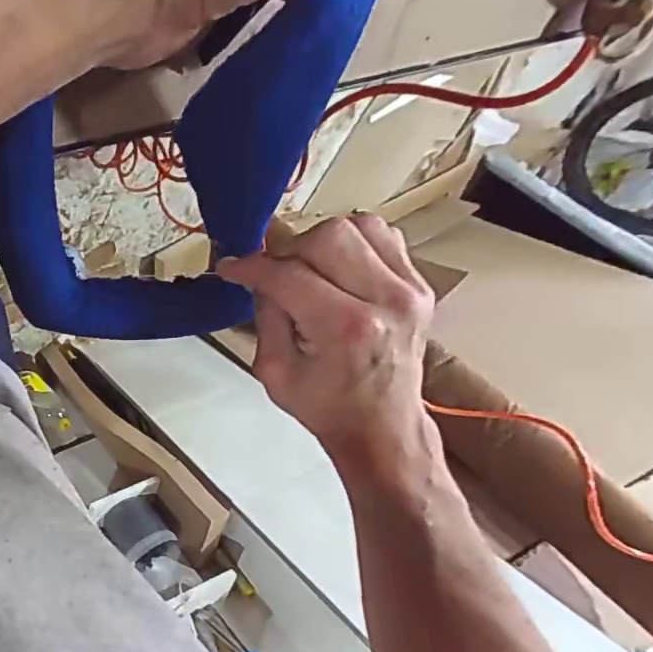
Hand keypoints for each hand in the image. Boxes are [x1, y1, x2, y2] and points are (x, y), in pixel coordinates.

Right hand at [215, 214, 435, 475]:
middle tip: (274, 274)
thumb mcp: (274, 371)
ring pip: (357, 226)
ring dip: (321, 243)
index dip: (252, 266)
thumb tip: (259, 275)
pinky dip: (353, 243)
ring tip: (308, 270)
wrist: (380, 424)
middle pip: (326, 237)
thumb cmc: (331, 407)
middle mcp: (384, 301)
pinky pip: (383, 236)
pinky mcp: (419, 285)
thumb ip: (266, 315)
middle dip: (289, 252)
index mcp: (345, 328)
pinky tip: (337, 267)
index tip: (233, 267)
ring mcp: (409, 289)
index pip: (288, 274)